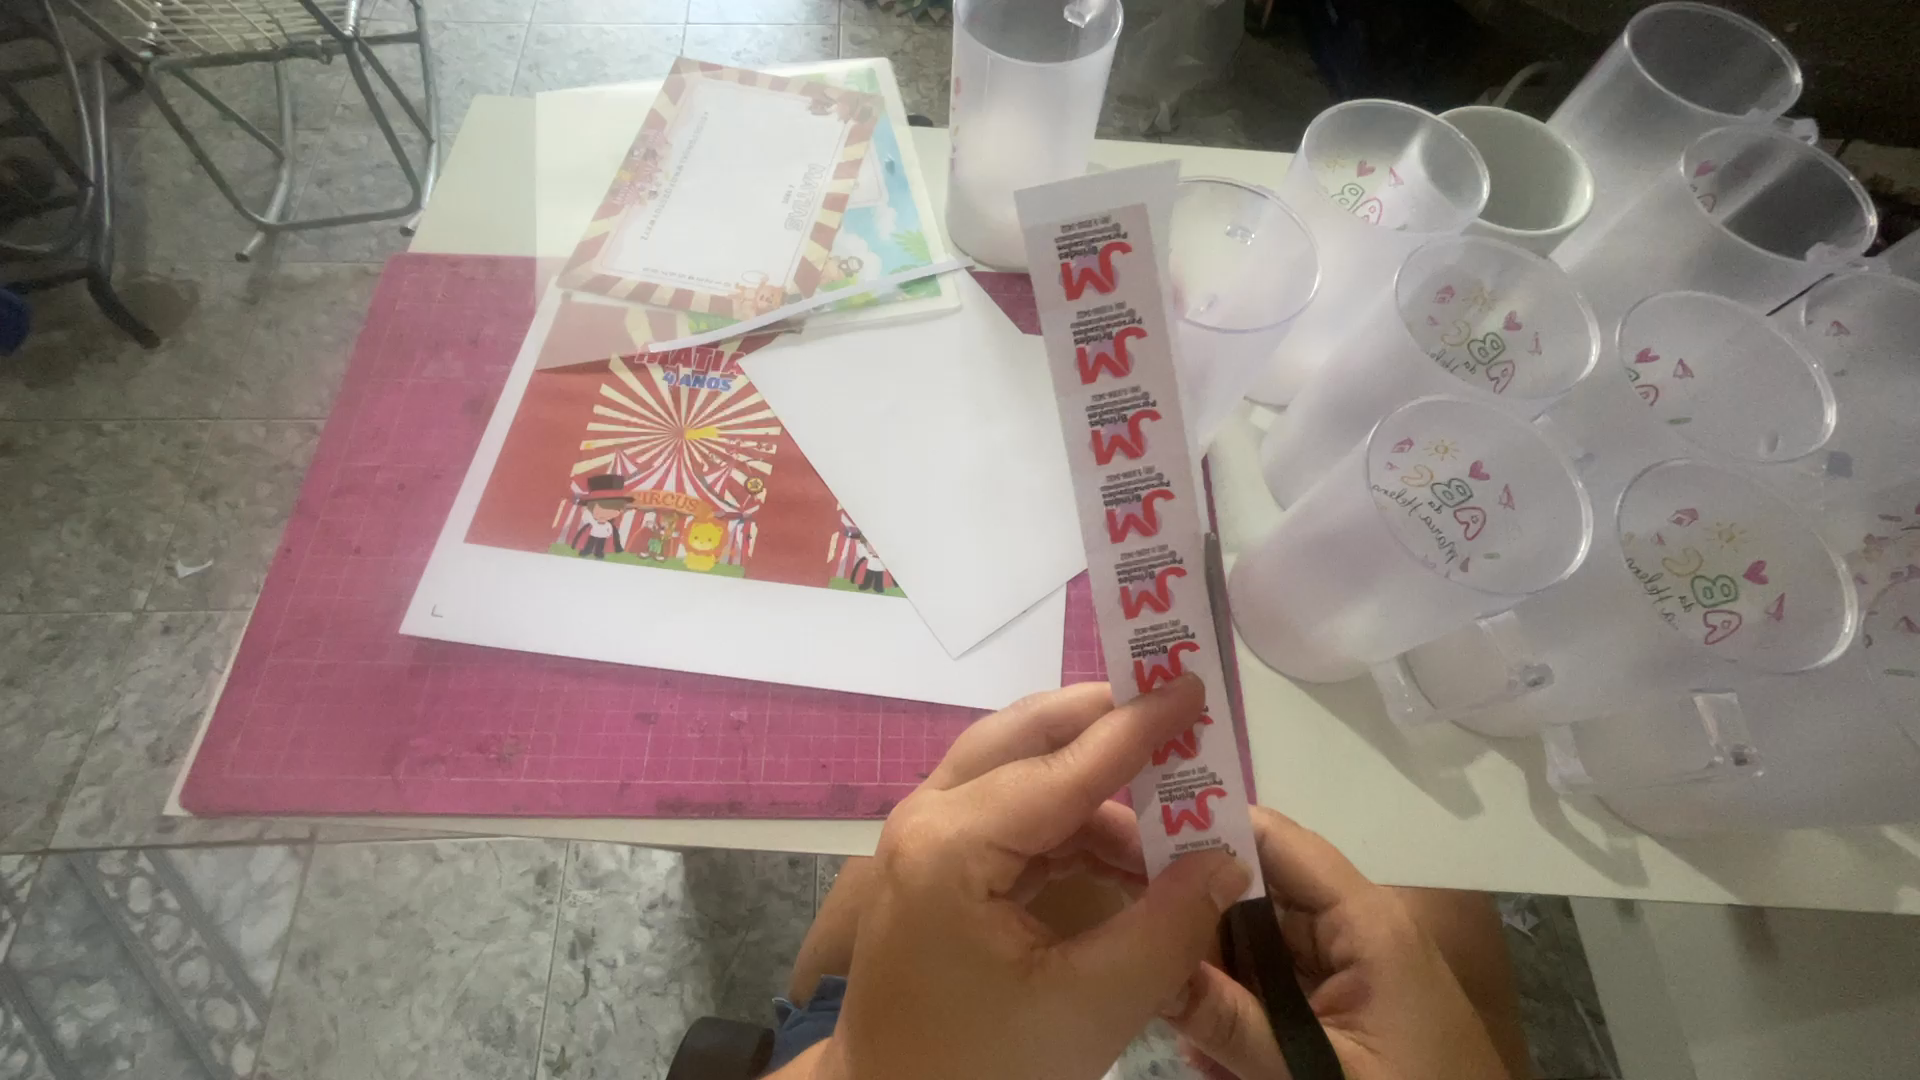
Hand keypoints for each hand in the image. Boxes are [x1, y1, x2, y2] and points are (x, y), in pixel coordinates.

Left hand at [817, 677, 1251, 1079]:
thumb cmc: (982, 1069)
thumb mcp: (1087, 1009)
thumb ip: (1166, 927)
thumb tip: (1227, 858)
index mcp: (950, 846)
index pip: (1061, 767)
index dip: (1135, 728)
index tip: (1190, 685)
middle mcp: (927, 815)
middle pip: (1022, 735)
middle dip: (1100, 719)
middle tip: (1171, 709)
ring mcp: (924, 828)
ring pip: (1014, 763)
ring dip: (1090, 772)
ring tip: (1165, 788)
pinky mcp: (935, 851)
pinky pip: (1009, 806)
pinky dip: (1068, 814)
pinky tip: (1121, 841)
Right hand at [1165, 807, 1513, 1079]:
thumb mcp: (1321, 1076)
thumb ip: (1230, 1022)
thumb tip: (1140, 968)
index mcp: (1364, 920)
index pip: (1270, 837)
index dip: (1201, 827)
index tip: (1132, 840)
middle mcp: (1355, 924)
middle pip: (1252, 887)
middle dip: (1193, 917)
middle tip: (1135, 941)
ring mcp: (1350, 963)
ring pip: (1254, 937)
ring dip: (1211, 971)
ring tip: (1168, 1012)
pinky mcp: (1347, 999)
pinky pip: (1274, 981)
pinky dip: (1238, 1005)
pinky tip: (1211, 1053)